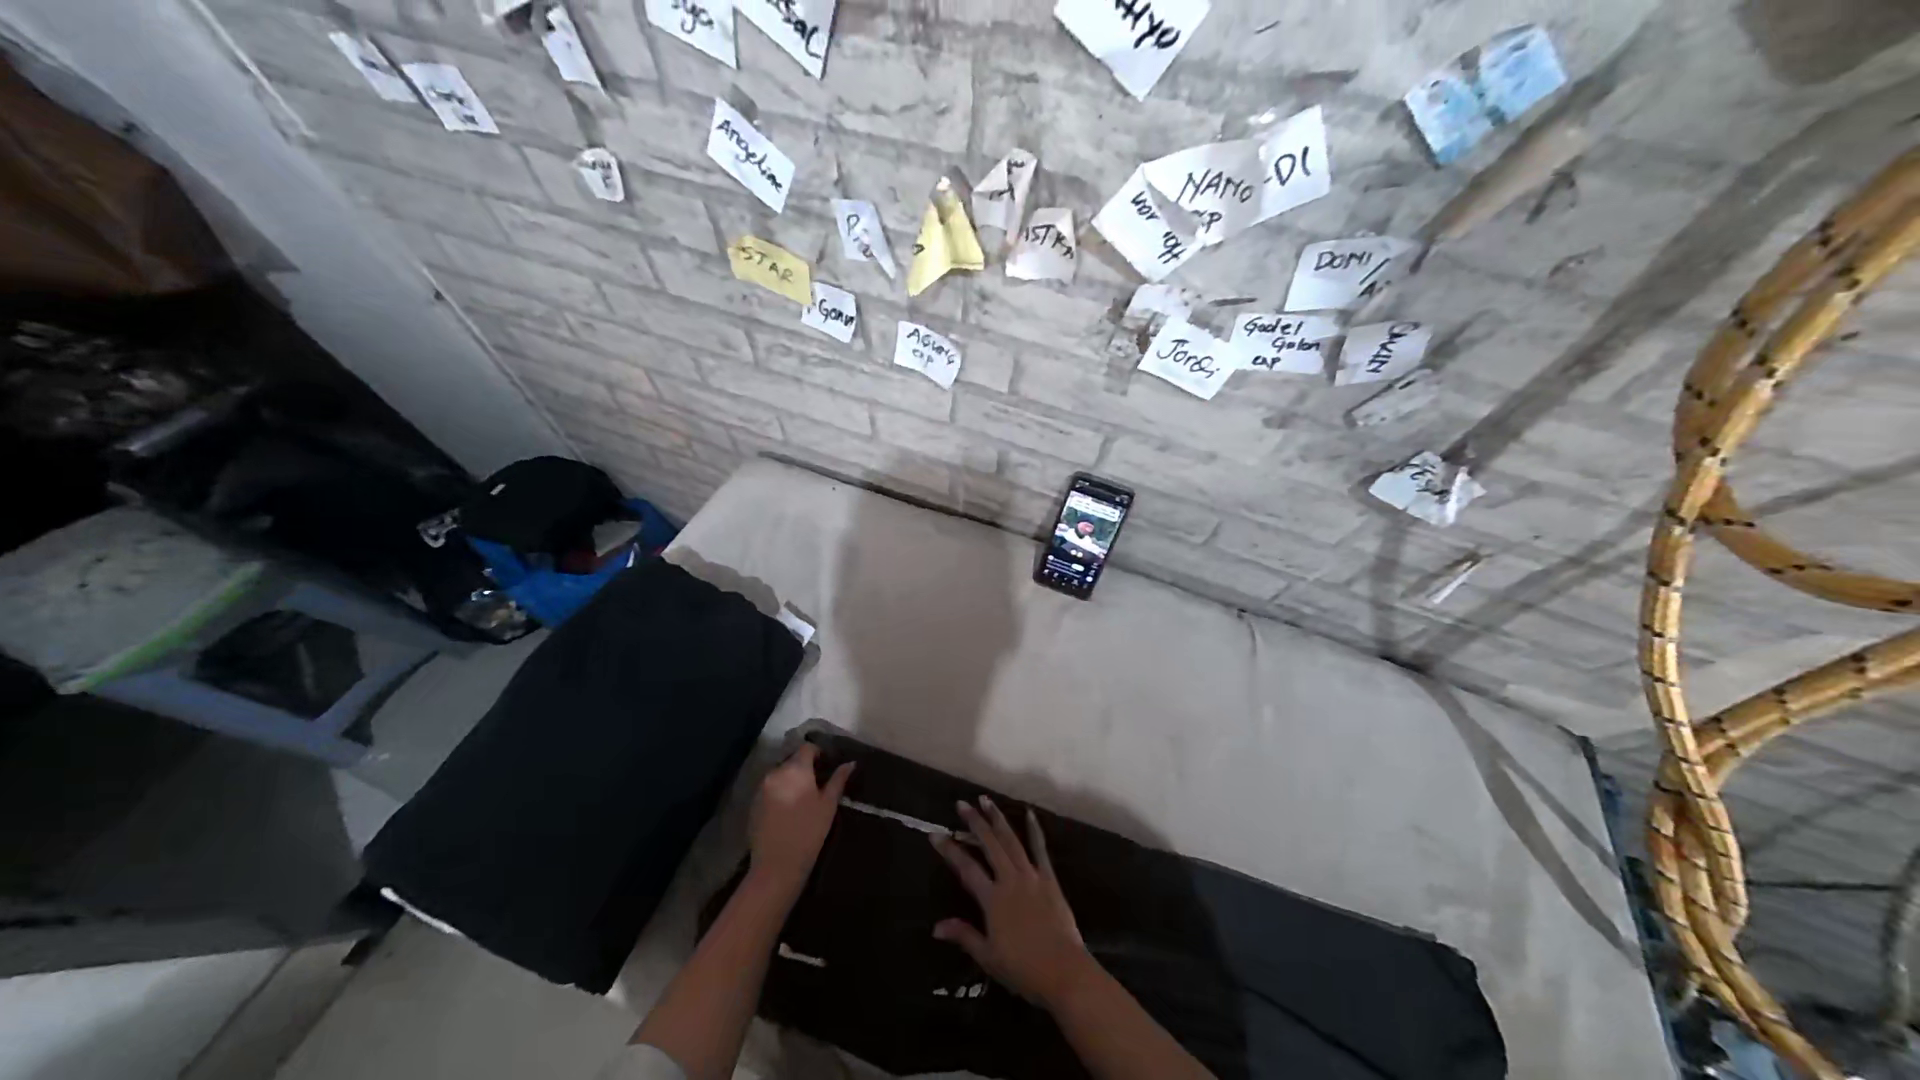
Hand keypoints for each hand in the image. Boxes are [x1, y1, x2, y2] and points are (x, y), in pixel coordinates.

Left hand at [748, 743, 853, 892]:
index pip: (807, 748)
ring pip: (780, 774)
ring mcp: (761, 788)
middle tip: (818, 784)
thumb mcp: (828, 805)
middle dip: (804, 767)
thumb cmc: (809, 832)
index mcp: (795, 769)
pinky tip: (788, 809)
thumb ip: (838, 780)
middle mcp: (775, 772)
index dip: (818, 753)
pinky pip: (770, 788)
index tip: (827, 765)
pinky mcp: (753, 803)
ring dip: (791, 779)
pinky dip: (780, 791)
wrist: (777, 865)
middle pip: (792, 760)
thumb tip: (850, 763)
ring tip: (803, 797)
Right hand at [930, 796, 1098, 1008]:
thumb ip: (964, 935)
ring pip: (1011, 841)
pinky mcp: (1050, 879)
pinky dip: (1034, 830)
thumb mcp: (988, 956)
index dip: (949, 851)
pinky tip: (1029, 813)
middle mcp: (1010, 881)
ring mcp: (1032, 876)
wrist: (1064, 972)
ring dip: (998, 819)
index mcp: (992, 899)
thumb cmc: (1023, 969)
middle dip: (974, 823)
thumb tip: (936, 927)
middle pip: (989, 845)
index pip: (966, 869)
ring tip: (987, 800)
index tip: (935, 834)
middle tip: (962, 803)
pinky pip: (1040, 849)